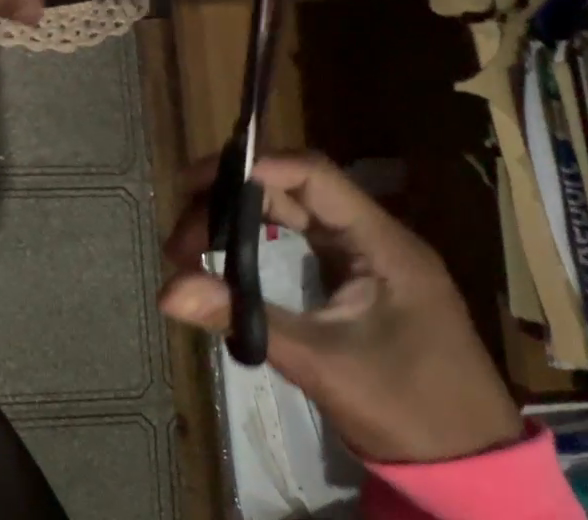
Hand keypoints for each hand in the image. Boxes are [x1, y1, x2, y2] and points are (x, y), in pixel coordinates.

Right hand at [161, 153, 524, 464]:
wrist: (465, 462)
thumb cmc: (407, 406)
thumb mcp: (320, 362)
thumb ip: (243, 318)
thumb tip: (166, 291)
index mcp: (383, 247)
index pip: (313, 177)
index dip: (252, 168)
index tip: (191, 186)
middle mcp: (373, 240)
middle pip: (289, 191)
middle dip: (225, 202)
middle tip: (179, 239)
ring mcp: (362, 259)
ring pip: (286, 213)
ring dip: (232, 221)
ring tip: (186, 252)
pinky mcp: (350, 279)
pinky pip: (293, 239)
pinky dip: (250, 241)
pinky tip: (218, 259)